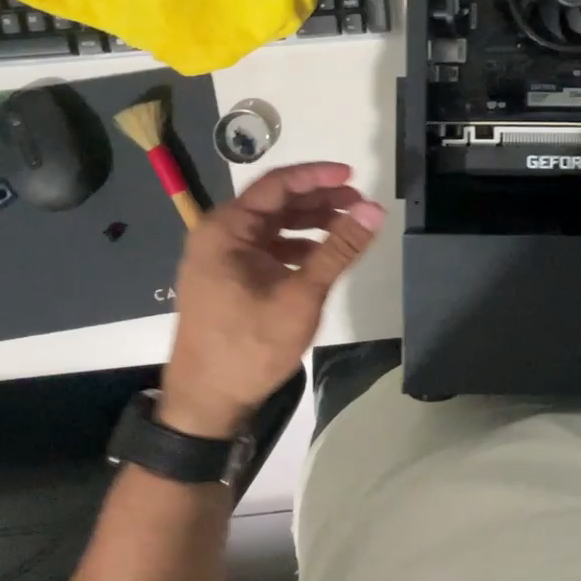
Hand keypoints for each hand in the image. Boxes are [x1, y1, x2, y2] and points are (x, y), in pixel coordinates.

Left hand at [158, 162, 385, 437]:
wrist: (205, 403)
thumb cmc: (249, 346)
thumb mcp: (301, 295)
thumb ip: (338, 248)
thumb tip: (374, 209)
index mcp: (224, 230)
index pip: (276, 184)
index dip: (317, 176)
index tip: (354, 176)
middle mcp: (217, 235)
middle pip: (274, 203)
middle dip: (319, 200)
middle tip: (359, 204)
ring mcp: (220, 258)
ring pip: (272, 225)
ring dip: (310, 223)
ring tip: (347, 227)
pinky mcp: (227, 279)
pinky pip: (265, 248)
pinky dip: (295, 246)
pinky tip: (321, 256)